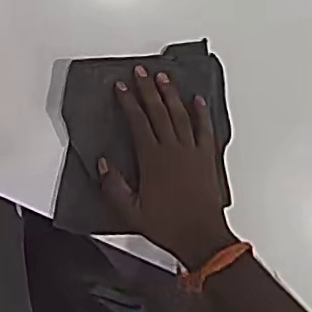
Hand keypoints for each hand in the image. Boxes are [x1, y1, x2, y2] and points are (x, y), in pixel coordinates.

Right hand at [99, 66, 234, 268]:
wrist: (203, 239)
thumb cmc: (168, 225)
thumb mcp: (130, 211)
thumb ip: (113, 186)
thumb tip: (103, 164)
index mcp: (153, 159)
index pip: (138, 121)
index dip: (128, 102)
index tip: (121, 87)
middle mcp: (173, 150)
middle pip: (158, 111)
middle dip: (147, 89)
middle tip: (141, 72)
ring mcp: (193, 152)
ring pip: (181, 115)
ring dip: (171, 94)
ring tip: (164, 78)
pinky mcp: (208, 158)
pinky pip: (205, 130)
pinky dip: (202, 114)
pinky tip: (198, 100)